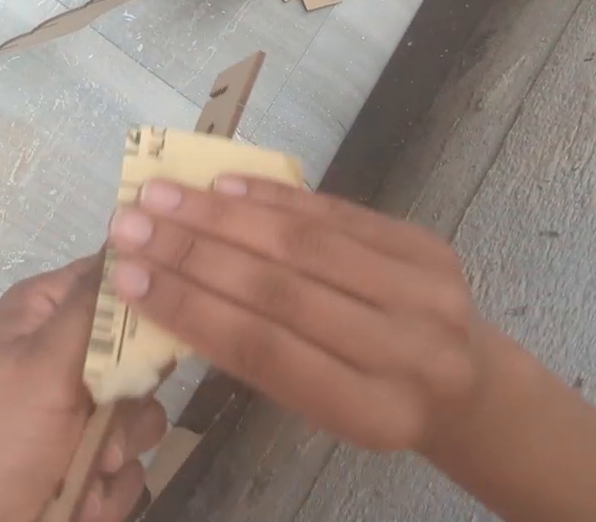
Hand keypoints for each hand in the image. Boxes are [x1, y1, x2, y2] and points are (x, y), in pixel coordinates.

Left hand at [0, 255, 167, 521]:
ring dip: (118, 450)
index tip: (168, 323)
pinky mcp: (85, 467)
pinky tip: (74, 501)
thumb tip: (128, 233)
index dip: (144, 298)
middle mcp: (64, 354)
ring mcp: (76, 414)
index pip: (113, 280)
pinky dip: (105, 492)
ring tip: (83, 470)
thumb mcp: (44, 360)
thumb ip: (97, 307)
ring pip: (142, 416)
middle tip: (103, 414)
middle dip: (129, 395)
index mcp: (47, 313)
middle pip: (137, 353)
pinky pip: (130, 470)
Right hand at [105, 176, 483, 453]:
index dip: (189, 309)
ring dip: (219, 212)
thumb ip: (255, 350)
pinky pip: (333, 210)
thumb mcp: (319, 404)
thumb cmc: (372, 398)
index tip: (126, 276)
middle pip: (278, 289)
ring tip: (161, 194)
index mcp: (370, 413)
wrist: (468, 383)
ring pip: (301, 240)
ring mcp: (423, 292)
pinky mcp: (426, 245)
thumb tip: (165, 284)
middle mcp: (406, 353)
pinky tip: (223, 182)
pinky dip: (271, 194)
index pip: (262, 351)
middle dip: (191, 252)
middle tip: (128, 224)